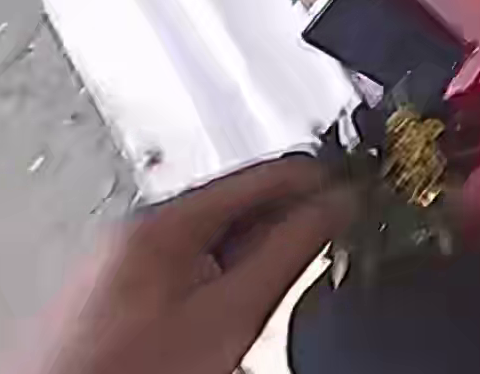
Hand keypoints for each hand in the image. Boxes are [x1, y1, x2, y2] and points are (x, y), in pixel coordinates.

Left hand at [19, 156, 353, 373]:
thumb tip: (346, 196)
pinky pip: (199, 263)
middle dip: (290, 224)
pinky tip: (230, 310)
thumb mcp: (234, 308)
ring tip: (265, 294)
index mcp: (162, 221)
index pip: (276, 170)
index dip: (326, 182)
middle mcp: (138, 232)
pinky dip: (229, 276)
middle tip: (319, 251)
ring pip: (227, 235)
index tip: (360, 194)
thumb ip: (299, 240)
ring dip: (260, 254)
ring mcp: (124, 265)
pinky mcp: (119, 297)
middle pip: (251, 201)